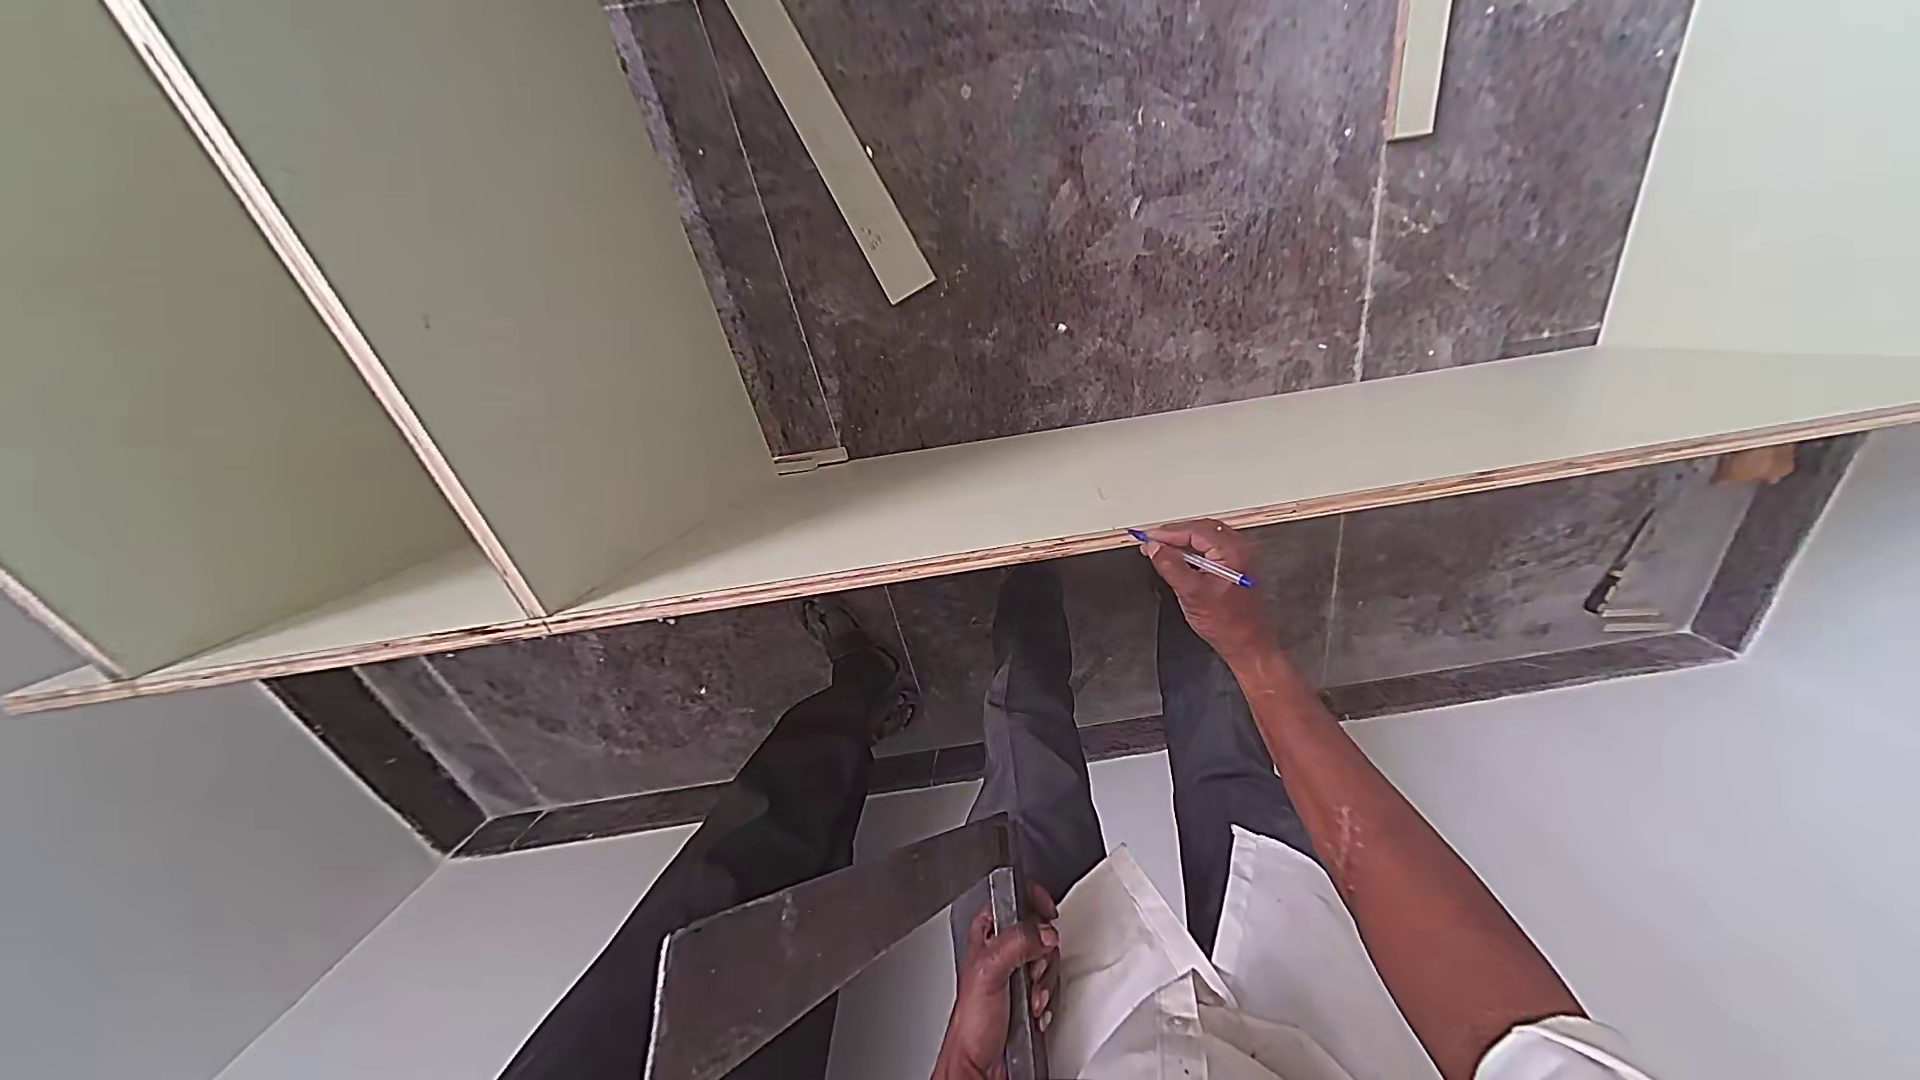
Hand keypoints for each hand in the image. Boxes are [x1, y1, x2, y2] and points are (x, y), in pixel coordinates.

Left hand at [932, 885, 1060, 1079]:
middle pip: (1040, 929)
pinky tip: (1035, 1009)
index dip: (1034, 899)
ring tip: (1031, 996)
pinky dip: (1049, 996)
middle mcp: (1003, 946)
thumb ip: (1017, 943)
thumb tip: (1043, 933)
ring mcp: (1018, 970)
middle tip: (1033, 968)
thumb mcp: (990, 969)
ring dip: (1046, 980)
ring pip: (1049, 957)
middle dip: (1043, 952)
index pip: (1015, 897)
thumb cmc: (971, 1021)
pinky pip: (1053, 983)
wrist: (980, 1066)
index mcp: (988, 929)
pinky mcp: (1031, 992)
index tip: (1048, 911)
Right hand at [1138, 519, 1277, 668]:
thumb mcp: (1191, 593)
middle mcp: (1238, 550)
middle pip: (1200, 529)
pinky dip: (1189, 550)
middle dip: (1173, 533)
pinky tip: (1176, 559)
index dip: (1167, 533)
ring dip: (1180, 541)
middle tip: (1151, 541)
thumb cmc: (1228, 623)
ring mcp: (1236, 558)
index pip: (1194, 531)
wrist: (1246, 644)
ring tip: (1159, 549)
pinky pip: (1208, 549)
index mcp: (1232, 552)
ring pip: (1204, 538)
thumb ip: (1171, 566)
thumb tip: (1155, 548)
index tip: (1148, 538)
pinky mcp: (1232, 568)